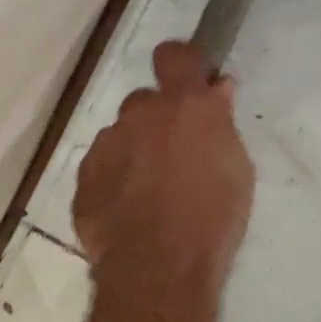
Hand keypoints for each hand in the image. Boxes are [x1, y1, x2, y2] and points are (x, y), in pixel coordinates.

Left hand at [72, 42, 254, 285]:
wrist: (157, 266)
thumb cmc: (212, 217)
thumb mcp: (237, 169)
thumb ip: (221, 124)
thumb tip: (216, 90)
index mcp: (183, 106)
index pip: (174, 55)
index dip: (180, 63)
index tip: (188, 81)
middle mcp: (138, 117)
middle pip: (143, 103)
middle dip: (156, 121)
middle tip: (172, 157)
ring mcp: (105, 148)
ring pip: (118, 139)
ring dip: (132, 154)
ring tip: (148, 195)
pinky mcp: (84, 181)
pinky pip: (100, 172)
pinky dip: (112, 184)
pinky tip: (127, 213)